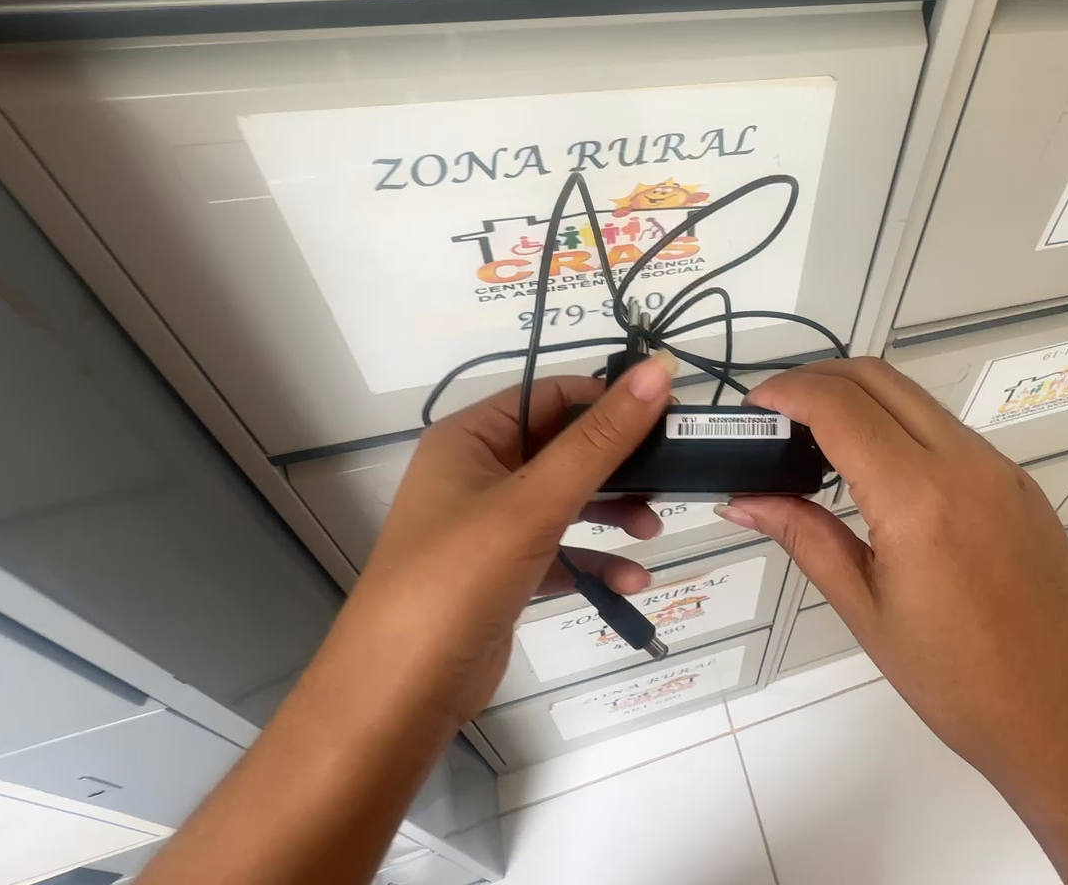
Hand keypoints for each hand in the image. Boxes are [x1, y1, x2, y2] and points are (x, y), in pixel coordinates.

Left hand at [340, 354, 675, 724]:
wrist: (397, 698)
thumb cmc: (459, 578)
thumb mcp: (536, 501)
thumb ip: (602, 438)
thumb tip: (660, 369)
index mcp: (471, 439)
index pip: (552, 395)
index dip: (610, 399)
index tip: (668, 416)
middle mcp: (477, 474)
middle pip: (564, 449)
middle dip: (619, 465)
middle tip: (671, 476)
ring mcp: (488, 527)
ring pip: (567, 501)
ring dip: (613, 512)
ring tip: (652, 530)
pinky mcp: (502, 573)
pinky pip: (560, 552)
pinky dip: (595, 562)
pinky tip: (631, 582)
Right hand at [721, 359, 1067, 881]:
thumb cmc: (957, 681)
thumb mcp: (866, 610)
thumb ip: (804, 537)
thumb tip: (742, 501)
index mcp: (918, 497)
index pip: (840, 408)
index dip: (787, 393)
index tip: (753, 407)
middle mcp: (964, 462)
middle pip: (879, 378)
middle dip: (819, 379)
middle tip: (778, 416)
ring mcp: (1000, 468)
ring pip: (916, 399)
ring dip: (862, 399)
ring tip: (819, 441)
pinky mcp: (1019, 483)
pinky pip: (949, 431)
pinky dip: (902, 426)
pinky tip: (881, 471)